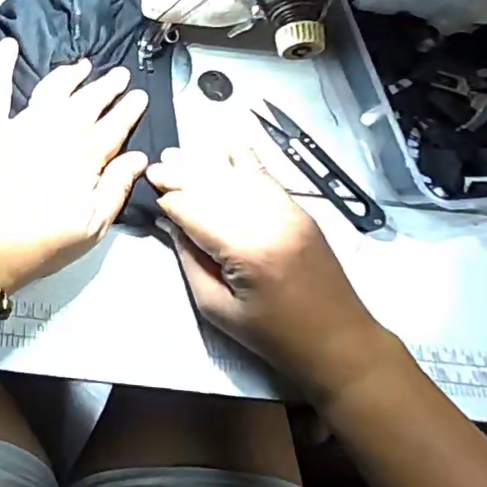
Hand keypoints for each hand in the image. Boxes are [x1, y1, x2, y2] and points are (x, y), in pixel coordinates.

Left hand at [0, 37, 148, 292]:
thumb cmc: (42, 242)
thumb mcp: (93, 226)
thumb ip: (117, 187)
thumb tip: (139, 156)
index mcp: (86, 155)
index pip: (116, 125)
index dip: (130, 109)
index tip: (139, 95)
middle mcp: (59, 130)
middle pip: (89, 101)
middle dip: (108, 85)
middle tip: (120, 73)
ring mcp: (23, 124)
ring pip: (53, 88)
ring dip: (70, 74)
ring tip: (82, 65)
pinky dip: (3, 64)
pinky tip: (8, 44)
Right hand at [147, 144, 398, 400]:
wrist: (339, 341)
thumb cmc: (275, 337)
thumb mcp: (218, 310)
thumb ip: (192, 262)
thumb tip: (173, 225)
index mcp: (246, 249)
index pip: (195, 211)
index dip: (169, 201)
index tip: (147, 189)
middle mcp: (268, 219)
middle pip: (216, 187)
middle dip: (183, 175)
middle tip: (157, 166)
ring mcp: (289, 211)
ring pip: (240, 176)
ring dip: (208, 164)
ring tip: (180, 155)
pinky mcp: (301, 211)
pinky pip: (267, 178)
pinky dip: (246, 162)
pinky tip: (229, 146)